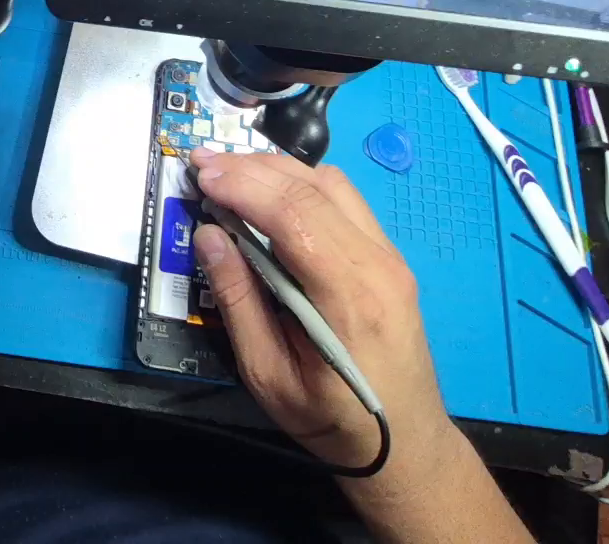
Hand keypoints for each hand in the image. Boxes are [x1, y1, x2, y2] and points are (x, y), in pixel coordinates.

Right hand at [189, 148, 466, 503]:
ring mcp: (388, 254)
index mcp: (350, 297)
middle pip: (311, 188)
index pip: (296, 215)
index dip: (245, 186)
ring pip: (329, 182)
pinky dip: (298, 180)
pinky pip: (342, 196)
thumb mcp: (268, 374)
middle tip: (203, 162)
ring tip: (228, 169)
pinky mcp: (387, 253)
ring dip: (274, 167)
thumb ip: (238, 301)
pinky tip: (268, 187)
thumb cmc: (332, 419)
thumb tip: (208, 235)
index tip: (202, 176)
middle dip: (250, 167)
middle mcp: (378, 263)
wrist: (407, 445)